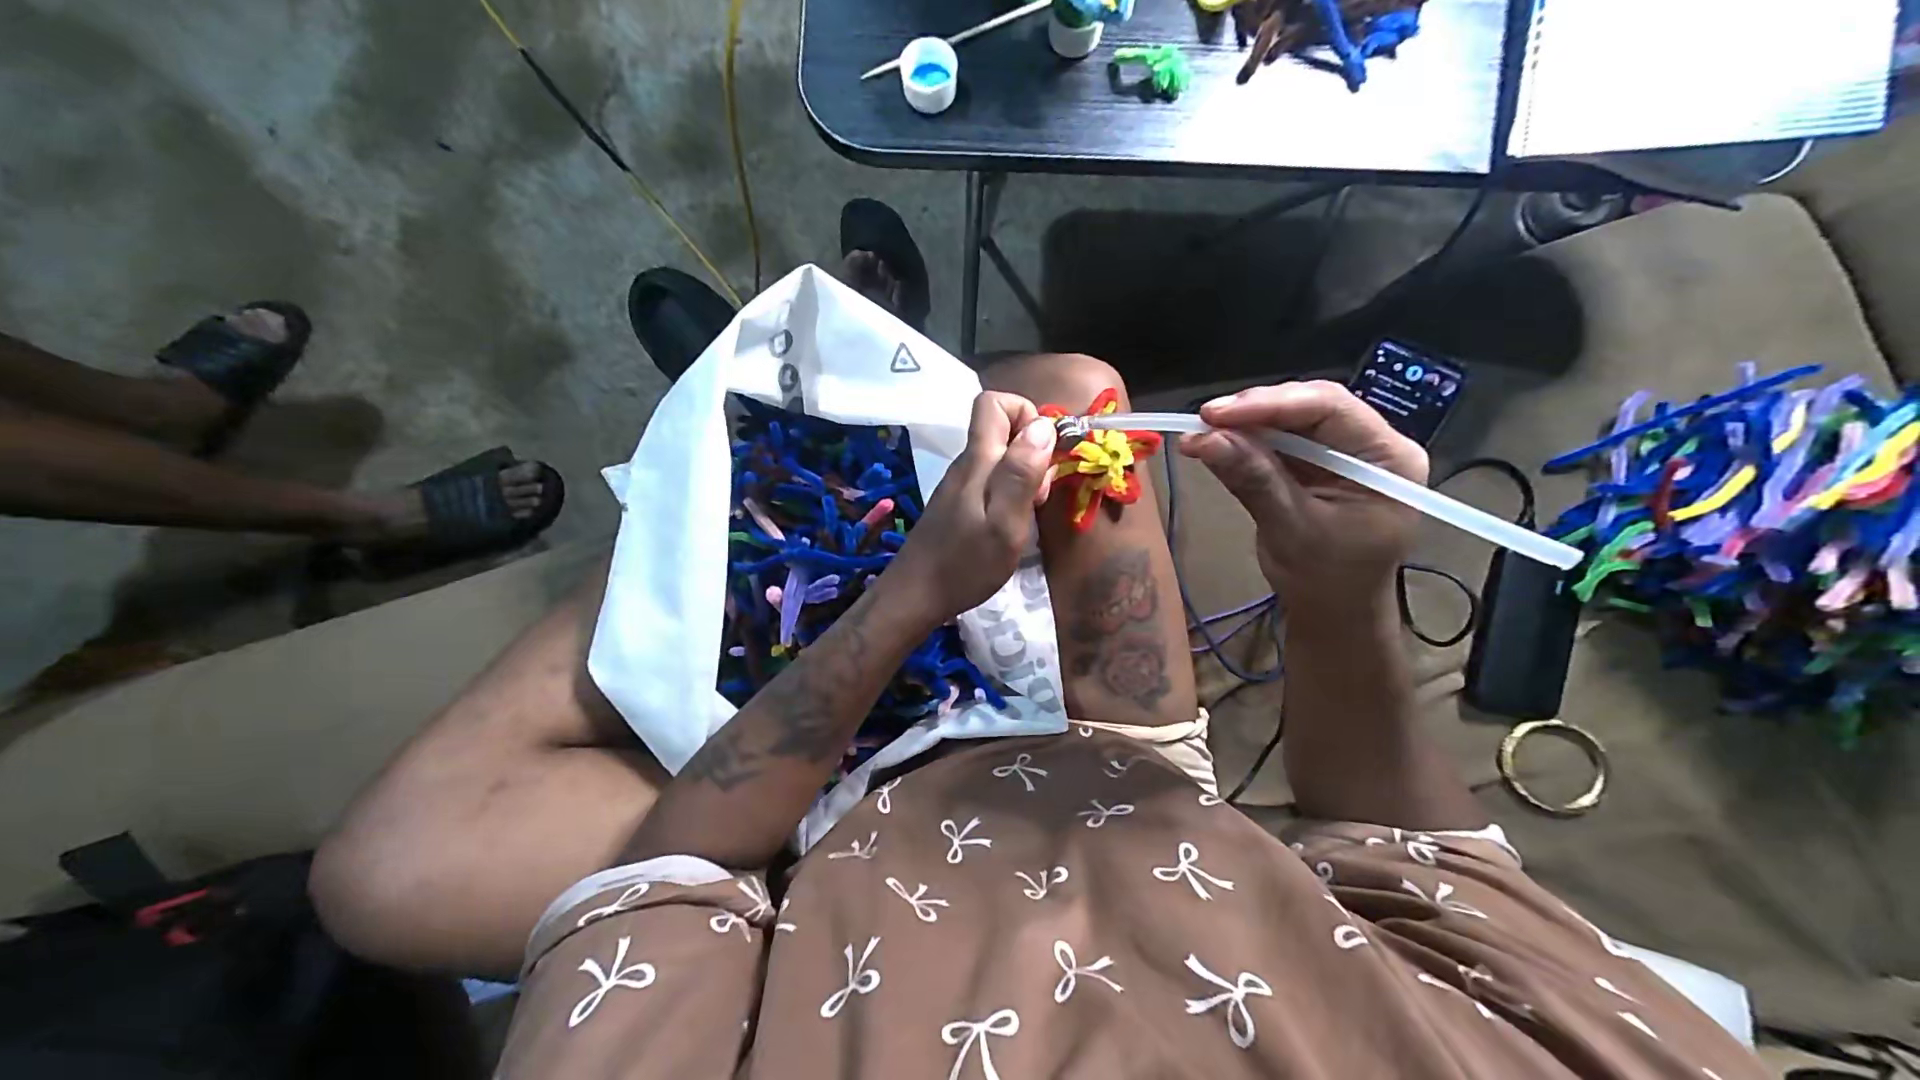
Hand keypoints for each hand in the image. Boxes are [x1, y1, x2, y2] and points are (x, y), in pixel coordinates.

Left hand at [882, 391, 1056, 624]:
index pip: (994, 402)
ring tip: (1028, 513)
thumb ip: (1022, 473)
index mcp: (978, 460)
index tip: (1045, 451)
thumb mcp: (1005, 523)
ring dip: (1024, 475)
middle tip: (1039, 492)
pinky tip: (1011, 525)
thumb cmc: (966, 564)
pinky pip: (991, 480)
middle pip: (1001, 429)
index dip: (1026, 413)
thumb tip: (1044, 426)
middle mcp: (966, 464)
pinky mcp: (958, 504)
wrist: (916, 596)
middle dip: (1033, 450)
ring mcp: (960, 484)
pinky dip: (1010, 493)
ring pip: (999, 457)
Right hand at [1180, 381, 1426, 609]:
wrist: (1335, 614)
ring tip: (1201, 430)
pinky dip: (1245, 440)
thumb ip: (1253, 480)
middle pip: (1310, 405)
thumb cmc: (1326, 581)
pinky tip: (1214, 441)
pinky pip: (1279, 440)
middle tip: (1203, 419)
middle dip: (1255, 410)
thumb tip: (1204, 439)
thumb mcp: (1291, 531)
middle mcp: (1370, 444)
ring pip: (1291, 418)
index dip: (1271, 404)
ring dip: (1245, 423)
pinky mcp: (1315, 463)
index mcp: (1387, 459)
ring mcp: (1342, 451)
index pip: (1331, 408)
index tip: (1215, 414)